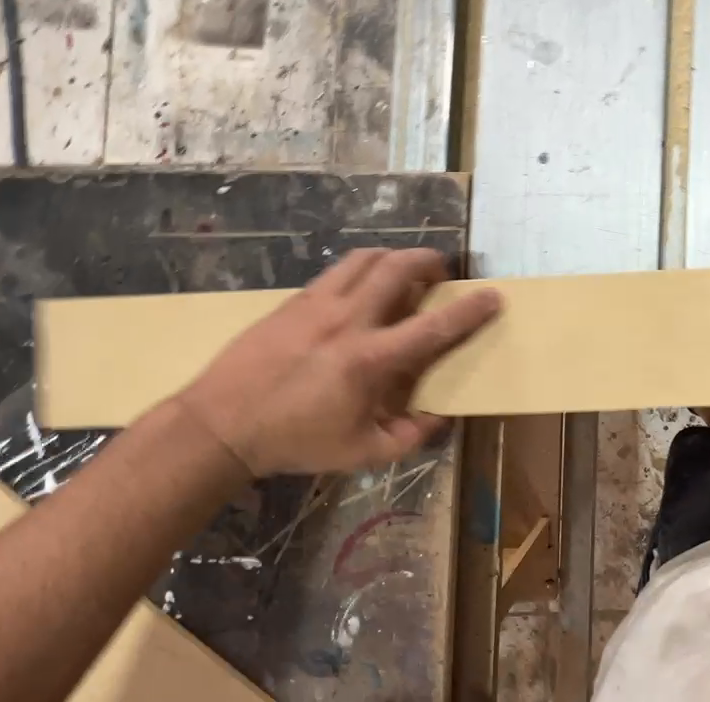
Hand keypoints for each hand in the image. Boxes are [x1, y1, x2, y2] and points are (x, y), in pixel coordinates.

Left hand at [175, 248, 500, 476]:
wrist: (216, 427)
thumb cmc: (294, 441)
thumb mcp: (360, 453)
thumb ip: (410, 436)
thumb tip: (440, 416)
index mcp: (371, 359)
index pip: (434, 326)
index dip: (470, 309)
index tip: (493, 296)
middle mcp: (349, 321)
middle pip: (399, 267)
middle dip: (431, 261)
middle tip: (441, 273)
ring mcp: (316, 305)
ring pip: (366, 258)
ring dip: (396, 257)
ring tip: (404, 271)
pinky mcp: (292, 302)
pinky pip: (337, 272)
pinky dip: (362, 271)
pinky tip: (362, 290)